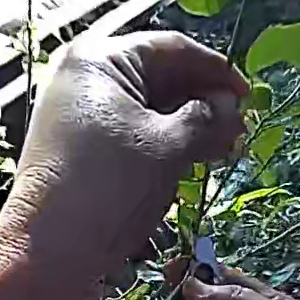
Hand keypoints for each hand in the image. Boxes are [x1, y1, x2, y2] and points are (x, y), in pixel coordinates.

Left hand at [0, 32, 247, 299]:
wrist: (50, 249)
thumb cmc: (110, 187)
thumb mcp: (167, 149)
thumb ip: (206, 120)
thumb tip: (232, 107)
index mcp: (101, 58)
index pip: (172, 50)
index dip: (216, 71)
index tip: (249, 95)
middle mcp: (86, 77)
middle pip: (160, 79)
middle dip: (204, 103)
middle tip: (239, 130)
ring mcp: (80, 114)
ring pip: (148, 111)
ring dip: (188, 128)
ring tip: (224, 151)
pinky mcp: (81, 148)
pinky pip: (132, 135)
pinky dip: (164, 146)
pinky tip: (193, 161)